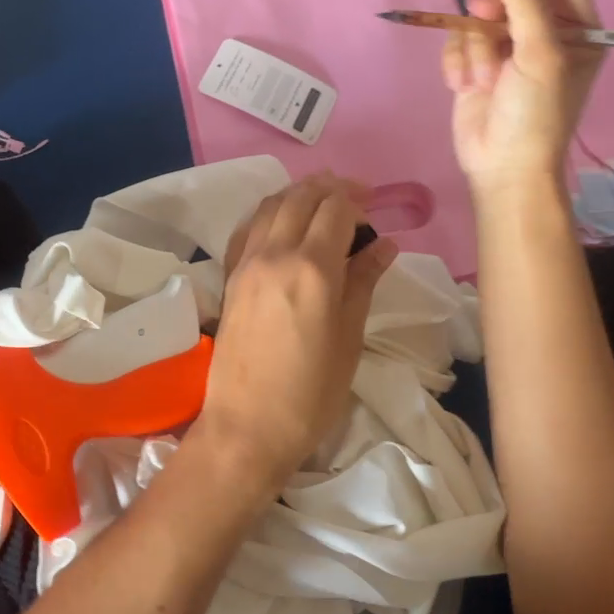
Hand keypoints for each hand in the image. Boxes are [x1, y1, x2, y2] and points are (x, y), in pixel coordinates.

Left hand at [192, 174, 396, 491]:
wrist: (247, 426)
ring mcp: (246, 262)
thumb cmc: (310, 393)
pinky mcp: (230, 276)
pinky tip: (282, 223)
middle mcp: (275, 254)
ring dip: (298, 194)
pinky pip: (248, 227)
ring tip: (321, 202)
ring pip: (271, 205)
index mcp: (311, 268)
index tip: (373, 206)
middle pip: (301, 197)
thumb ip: (363, 282)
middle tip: (353, 197)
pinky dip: (269, 213)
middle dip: (329, 188)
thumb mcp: (349, 339)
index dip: (357, 199)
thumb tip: (384, 244)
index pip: (335, 208)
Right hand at [444, 0, 603, 197]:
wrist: (501, 167)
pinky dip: (458, 63)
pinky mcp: (477, 66)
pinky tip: (465, 87)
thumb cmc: (534, 114)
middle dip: (492, 7)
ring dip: (474, 47)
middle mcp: (544, 36)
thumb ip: (526, 1)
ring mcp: (508, 52)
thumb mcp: (539, 55)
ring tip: (481, 78)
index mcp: (576, 32)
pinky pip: (458, 42)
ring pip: (477, 18)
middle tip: (483, 18)